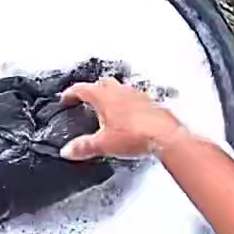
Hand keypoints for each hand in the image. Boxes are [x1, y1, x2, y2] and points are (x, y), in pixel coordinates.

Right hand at [58, 78, 187, 159]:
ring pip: (121, 89)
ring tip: (110, 108)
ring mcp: (138, 95)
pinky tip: (131, 117)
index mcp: (104, 96)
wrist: (166, 136)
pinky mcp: (152, 103)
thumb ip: (84, 147)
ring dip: (113, 95)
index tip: (66, 97)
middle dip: (93, 89)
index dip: (71, 93)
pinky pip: (137, 99)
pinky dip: (130, 105)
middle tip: (88, 99)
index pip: (82, 88)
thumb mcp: (103, 144)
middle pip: (102, 83)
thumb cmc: (136, 134)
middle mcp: (121, 91)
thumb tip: (68, 150)